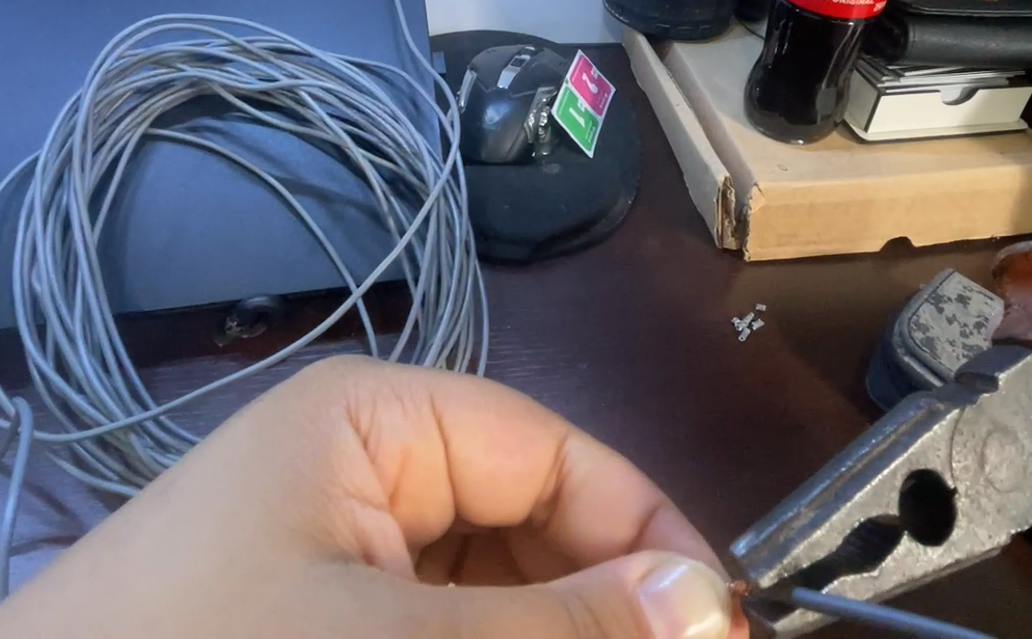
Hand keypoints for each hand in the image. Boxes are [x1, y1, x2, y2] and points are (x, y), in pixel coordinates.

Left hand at [0, 356, 746, 638]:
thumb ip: (556, 627)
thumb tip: (706, 598)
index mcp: (381, 414)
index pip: (548, 447)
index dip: (639, 524)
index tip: (718, 616)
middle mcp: (366, 456)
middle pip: (522, 514)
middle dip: (595, 596)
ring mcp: (336, 533)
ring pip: (484, 576)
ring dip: (546, 628)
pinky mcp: (313, 600)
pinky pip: (430, 614)